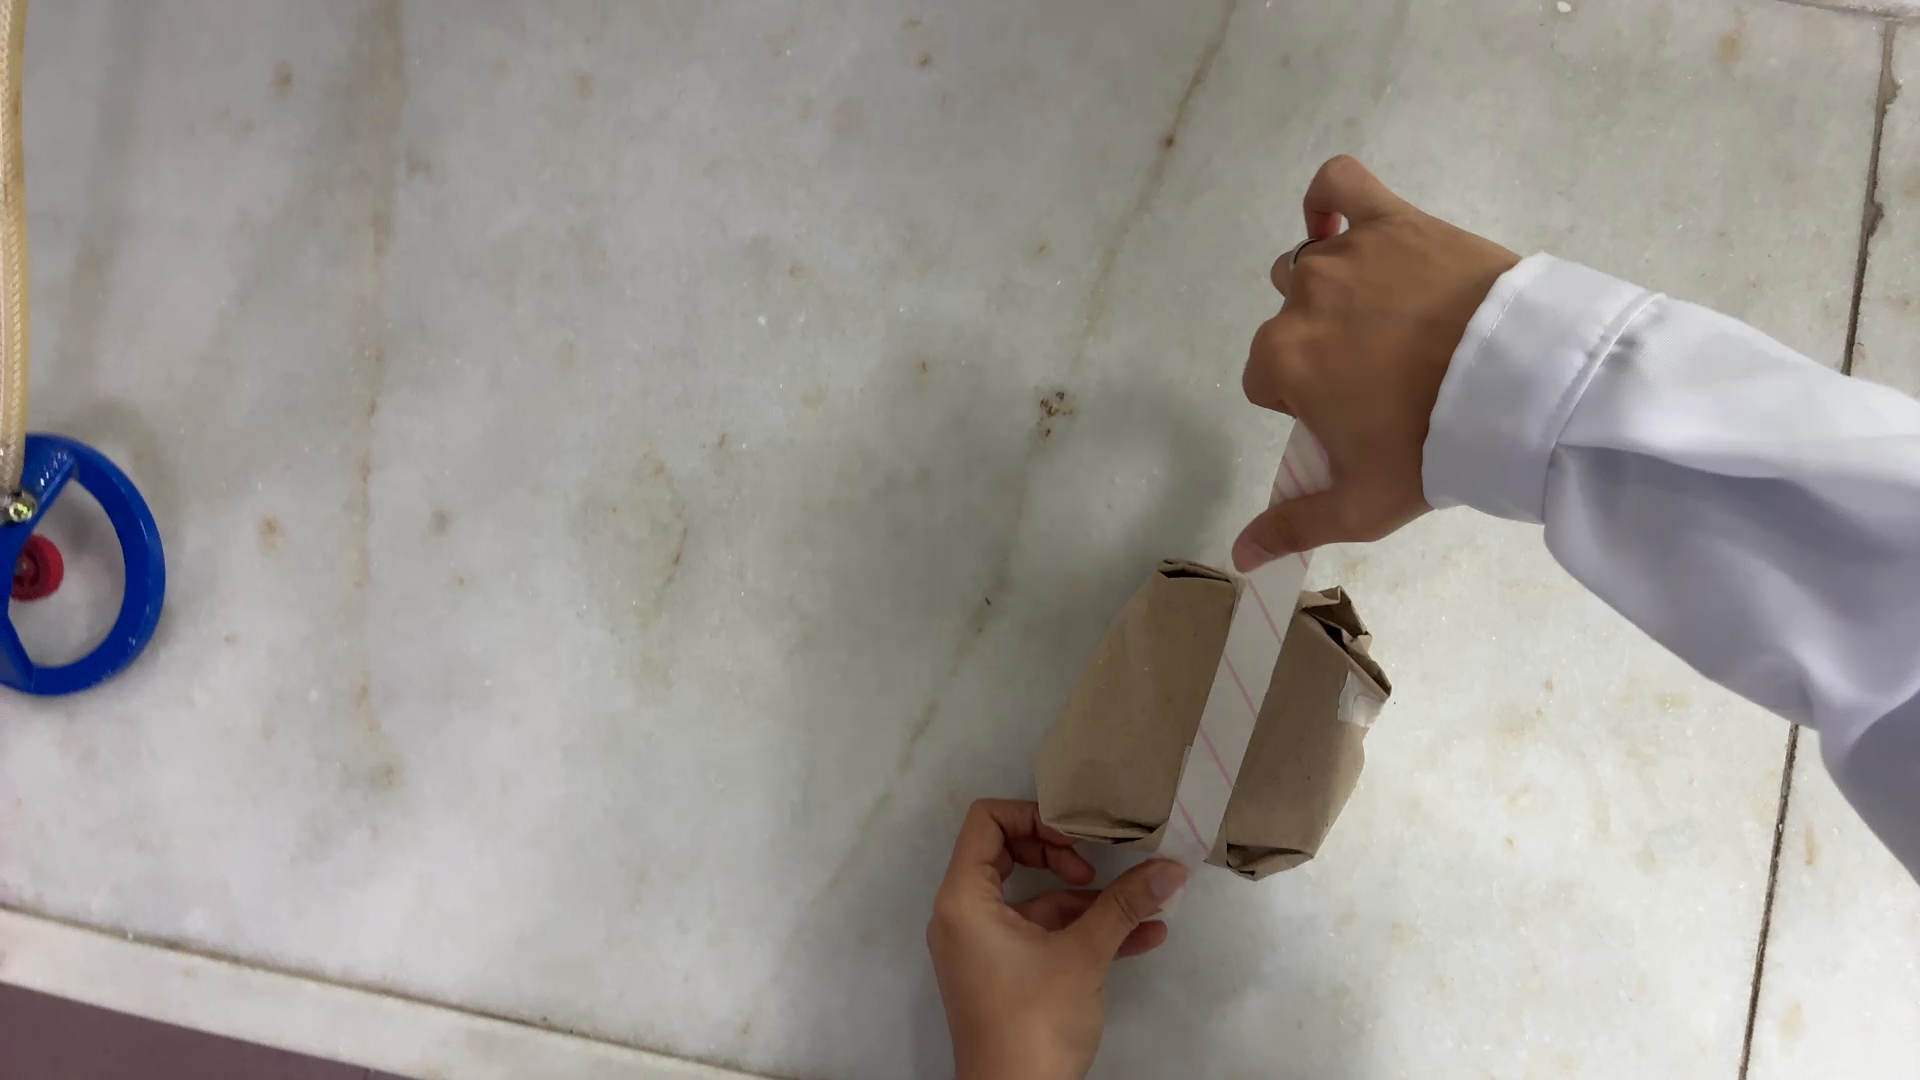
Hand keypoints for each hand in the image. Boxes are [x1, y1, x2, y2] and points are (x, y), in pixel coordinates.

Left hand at [927, 799, 1187, 1079]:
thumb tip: (1172, 868)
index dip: (1032, 817)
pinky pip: (1038, 931)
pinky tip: (1140, 936)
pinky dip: (1078, 928)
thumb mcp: (1083, 955)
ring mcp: (982, 942)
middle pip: (1006, 850)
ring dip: (1084, 897)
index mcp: (964, 896)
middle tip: (1093, 868)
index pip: (986, 820)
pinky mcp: (1001, 969)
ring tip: (1139, 905)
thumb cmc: (1035, 1021)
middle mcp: (964, 911)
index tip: (1074, 840)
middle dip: (1058, 854)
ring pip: (1032, 895)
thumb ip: (1123, 905)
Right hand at [1234, 155, 1520, 571]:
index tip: (1347, 415)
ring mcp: (1345, 255)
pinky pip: (1338, 183)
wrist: (1529, 385)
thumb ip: (1291, 527)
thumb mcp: (1359, 503)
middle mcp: (1299, 302)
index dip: (1300, 402)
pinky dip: (1327, 197)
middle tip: (1372, 372)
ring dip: (1327, 292)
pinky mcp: (1393, 220)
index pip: (1264, 380)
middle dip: (1314, 349)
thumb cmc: (1432, 446)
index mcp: (1280, 362)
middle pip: (1283, 324)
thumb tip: (1235, 559)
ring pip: (1307, 268)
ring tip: (1378, 315)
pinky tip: (1335, 220)